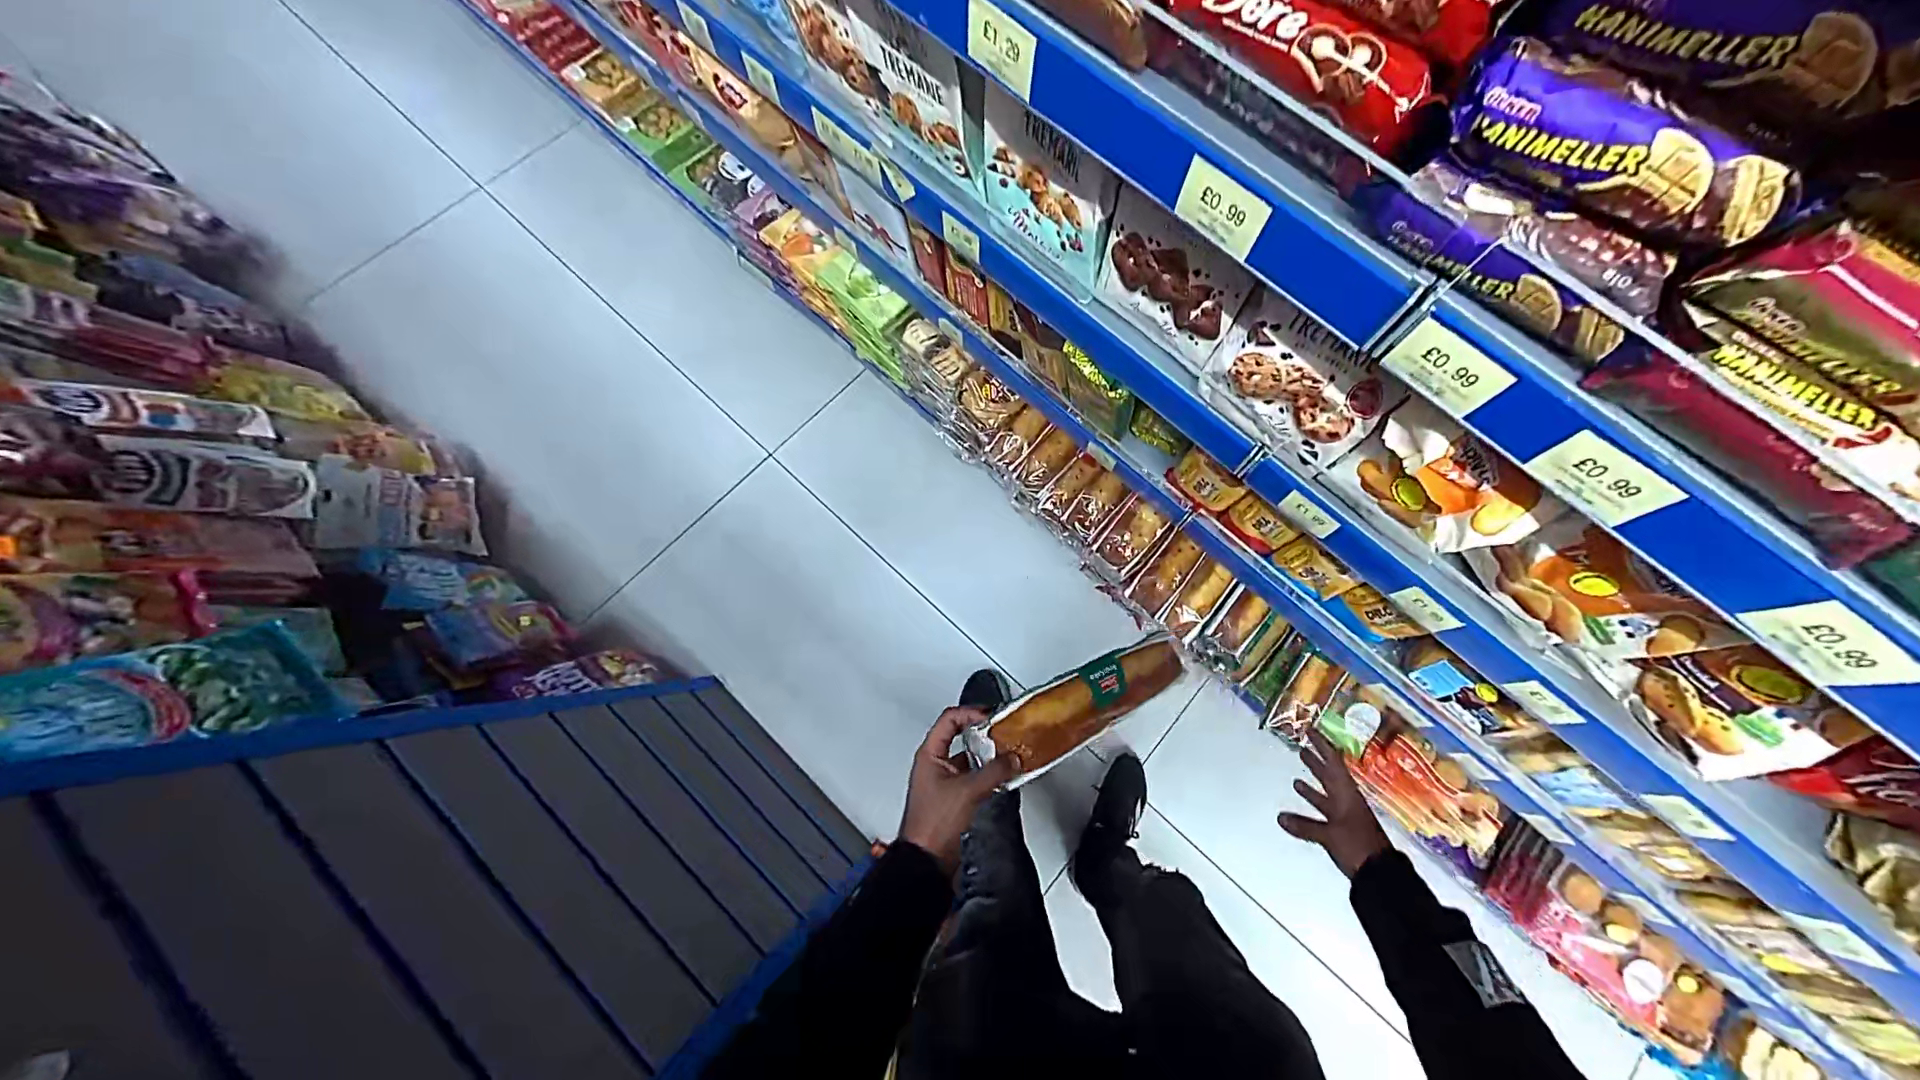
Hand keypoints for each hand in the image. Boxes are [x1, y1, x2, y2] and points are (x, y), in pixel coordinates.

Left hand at [897, 707, 1020, 875]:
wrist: (928, 864)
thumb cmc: (932, 827)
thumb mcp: (968, 791)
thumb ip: (994, 771)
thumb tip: (1011, 759)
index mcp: (930, 755)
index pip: (950, 719)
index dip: (971, 713)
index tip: (991, 717)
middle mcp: (936, 766)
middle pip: (963, 737)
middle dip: (986, 737)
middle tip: (1004, 737)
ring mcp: (946, 782)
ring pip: (972, 759)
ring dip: (990, 759)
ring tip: (1008, 759)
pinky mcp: (956, 799)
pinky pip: (976, 779)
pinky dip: (990, 777)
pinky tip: (1004, 781)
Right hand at [1277, 728, 1390, 877]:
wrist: (1381, 875)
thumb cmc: (1358, 846)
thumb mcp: (1329, 834)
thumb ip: (1305, 826)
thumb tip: (1280, 817)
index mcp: (1347, 794)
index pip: (1333, 763)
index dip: (1321, 745)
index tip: (1310, 730)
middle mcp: (1347, 800)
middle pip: (1330, 774)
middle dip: (1317, 759)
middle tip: (1303, 744)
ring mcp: (1345, 814)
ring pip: (1327, 791)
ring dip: (1314, 780)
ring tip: (1299, 770)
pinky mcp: (1343, 828)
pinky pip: (1324, 808)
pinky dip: (1313, 802)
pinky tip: (1300, 801)